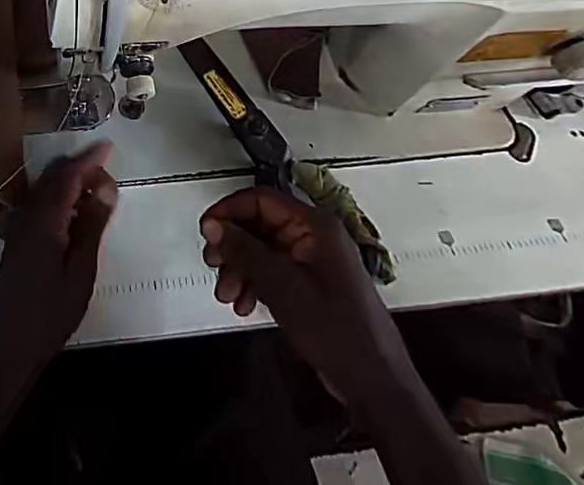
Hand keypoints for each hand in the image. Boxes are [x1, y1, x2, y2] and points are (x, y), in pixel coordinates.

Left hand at [0, 141, 117, 373]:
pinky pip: (41, 204)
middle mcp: (26, 214)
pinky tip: (77, 214)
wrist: (9, 344)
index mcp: (43, 218)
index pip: (67, 175)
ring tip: (98, 192)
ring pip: (47, 189)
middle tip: (109, 176)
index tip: (108, 145)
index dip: (89, 158)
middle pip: (55, 177)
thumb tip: (105, 189)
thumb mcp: (80, 270)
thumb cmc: (49, 312)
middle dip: (82, 168)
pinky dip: (61, 198)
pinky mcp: (17, 238)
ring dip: (71, 183)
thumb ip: (92, 226)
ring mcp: (18, 225)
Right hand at [200, 187, 395, 400]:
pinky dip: (254, 283)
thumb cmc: (338, 332)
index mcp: (315, 226)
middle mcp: (314, 236)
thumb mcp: (283, 286)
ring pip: (262, 250)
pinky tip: (245, 303)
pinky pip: (272, 271)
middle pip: (259, 225)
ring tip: (229, 294)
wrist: (375, 384)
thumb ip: (245, 251)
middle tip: (214, 264)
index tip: (207, 229)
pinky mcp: (310, 283)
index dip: (229, 211)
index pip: (261, 200)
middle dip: (233, 246)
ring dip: (240, 269)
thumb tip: (214, 225)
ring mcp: (313, 260)